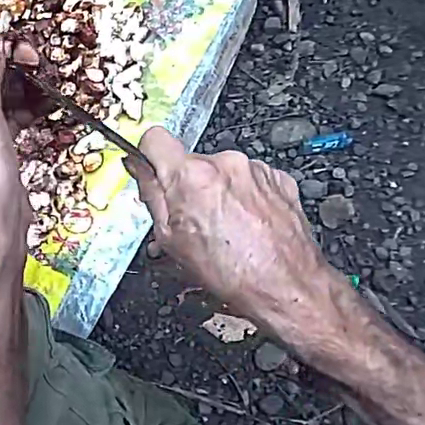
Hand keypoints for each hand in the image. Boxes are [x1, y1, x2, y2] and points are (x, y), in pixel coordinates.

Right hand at [133, 127, 343, 333]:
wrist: (285, 286)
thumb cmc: (233, 272)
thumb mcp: (171, 239)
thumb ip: (151, 195)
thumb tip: (140, 169)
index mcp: (191, 176)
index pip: (154, 138)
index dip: (149, 156)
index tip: (152, 171)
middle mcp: (224, 163)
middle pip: (190, 162)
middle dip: (186, 186)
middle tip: (192, 221)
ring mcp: (254, 169)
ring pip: (220, 172)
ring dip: (216, 193)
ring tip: (224, 229)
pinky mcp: (277, 178)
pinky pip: (248, 180)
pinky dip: (243, 198)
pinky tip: (245, 226)